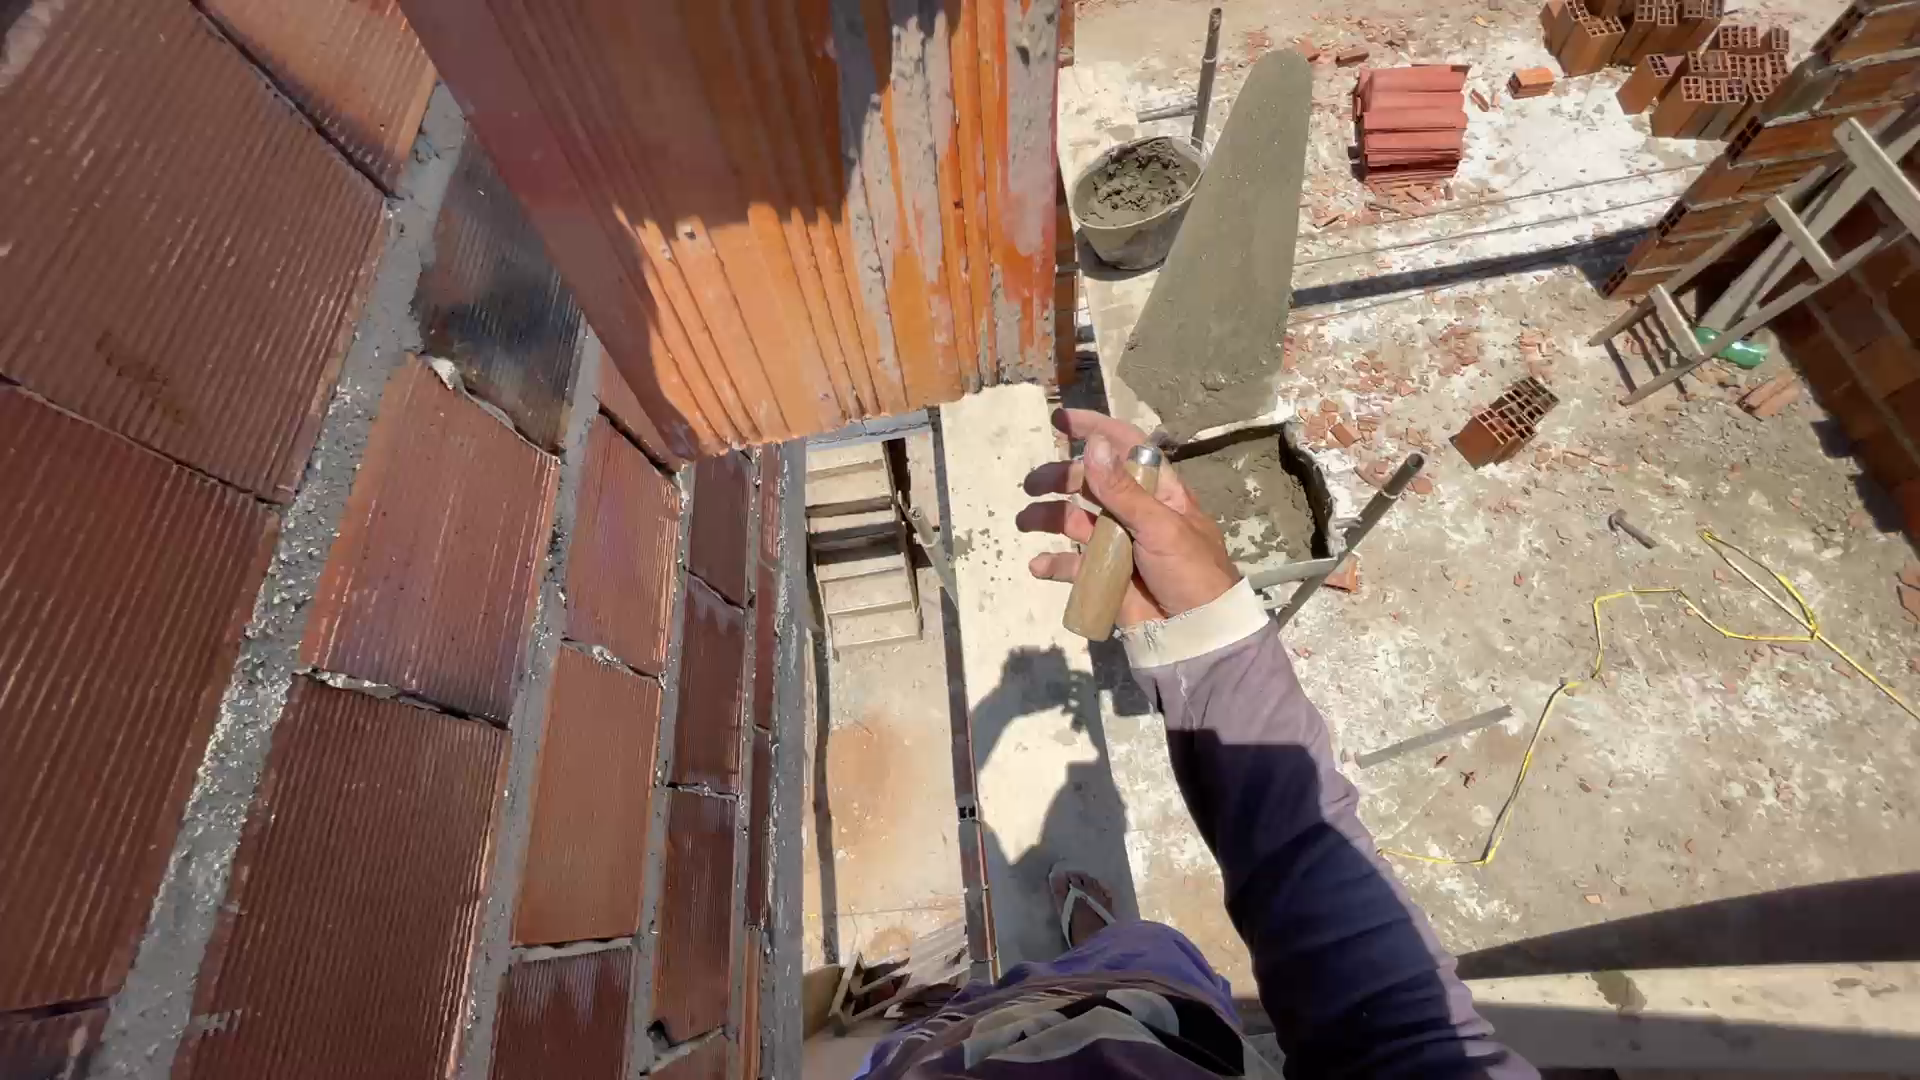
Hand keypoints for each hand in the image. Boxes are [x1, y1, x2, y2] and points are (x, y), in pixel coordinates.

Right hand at [1016, 409, 1240, 628]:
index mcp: (1157, 491)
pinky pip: (1071, 564)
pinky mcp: (1104, 574)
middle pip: (1089, 482)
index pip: (1125, 447)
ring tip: (1026, 522)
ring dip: (1047, 516)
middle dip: (1059, 477)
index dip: (1094, 429)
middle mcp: (1133, 511)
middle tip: (1032, 484)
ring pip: (1073, 519)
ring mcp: (1116, 543)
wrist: (1196, 633)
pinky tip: (1040, 566)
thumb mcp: (1160, 527)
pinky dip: (1053, 563)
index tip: (1059, 420)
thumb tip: (1093, 444)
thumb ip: (1122, 490)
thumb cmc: (1190, 572)